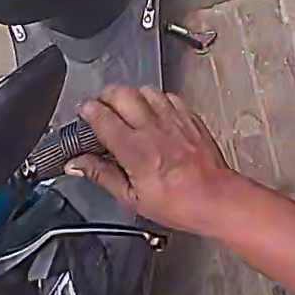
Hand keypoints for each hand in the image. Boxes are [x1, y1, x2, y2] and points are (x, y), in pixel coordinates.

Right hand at [68, 86, 248, 233]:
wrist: (216, 198)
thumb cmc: (178, 203)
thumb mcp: (132, 199)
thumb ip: (103, 175)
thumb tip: (77, 164)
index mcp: (135, 151)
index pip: (103, 118)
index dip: (88, 111)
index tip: (84, 113)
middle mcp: (154, 129)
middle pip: (121, 94)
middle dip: (106, 97)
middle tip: (102, 108)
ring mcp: (174, 120)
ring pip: (145, 90)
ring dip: (132, 96)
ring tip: (127, 109)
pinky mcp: (190, 117)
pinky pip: (169, 96)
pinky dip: (156, 99)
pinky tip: (154, 113)